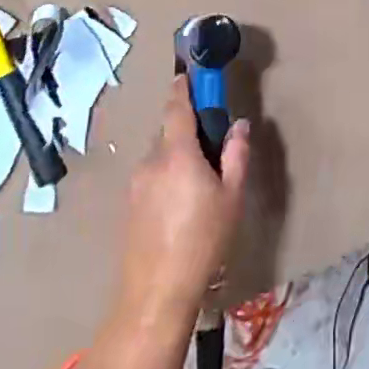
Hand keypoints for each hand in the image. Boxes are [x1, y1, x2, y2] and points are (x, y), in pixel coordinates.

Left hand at [113, 77, 249, 321]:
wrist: (155, 293)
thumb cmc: (203, 241)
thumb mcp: (232, 196)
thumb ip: (236, 154)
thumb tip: (240, 124)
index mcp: (177, 153)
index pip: (177, 108)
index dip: (183, 88)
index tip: (188, 75)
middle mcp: (150, 162)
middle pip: (169, 133)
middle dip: (188, 132)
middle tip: (212, 149)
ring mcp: (135, 184)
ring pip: (159, 156)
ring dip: (177, 157)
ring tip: (199, 186)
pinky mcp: (128, 205)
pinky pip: (151, 177)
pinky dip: (166, 177)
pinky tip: (180, 206)